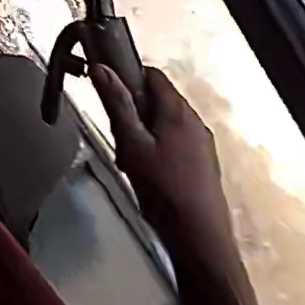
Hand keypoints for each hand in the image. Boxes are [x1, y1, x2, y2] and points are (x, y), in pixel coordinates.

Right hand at [92, 64, 234, 247]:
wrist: (200, 238)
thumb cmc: (162, 186)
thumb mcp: (130, 142)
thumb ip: (117, 103)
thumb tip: (100, 67)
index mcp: (178, 112)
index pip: (152, 75)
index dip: (127, 76)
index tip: (108, 94)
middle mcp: (195, 122)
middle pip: (158, 98)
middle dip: (133, 107)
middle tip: (116, 131)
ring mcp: (202, 144)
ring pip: (164, 120)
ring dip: (142, 128)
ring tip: (128, 154)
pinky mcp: (204, 163)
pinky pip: (174, 139)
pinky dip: (155, 144)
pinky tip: (145, 169)